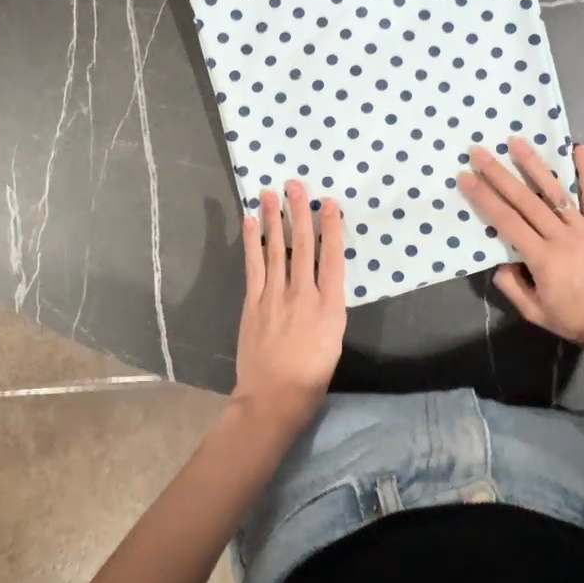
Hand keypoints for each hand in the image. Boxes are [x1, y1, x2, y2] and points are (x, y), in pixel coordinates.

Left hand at [232, 181, 347, 428]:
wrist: (274, 397)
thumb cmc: (312, 376)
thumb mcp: (334, 340)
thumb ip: (329, 307)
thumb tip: (323, 282)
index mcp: (330, 306)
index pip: (333, 257)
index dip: (332, 227)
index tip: (330, 203)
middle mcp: (304, 294)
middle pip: (303, 245)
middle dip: (300, 212)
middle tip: (296, 185)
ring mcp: (276, 296)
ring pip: (276, 249)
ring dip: (273, 219)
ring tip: (271, 193)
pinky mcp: (254, 302)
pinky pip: (253, 265)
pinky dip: (251, 241)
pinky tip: (249, 222)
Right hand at [458, 138, 583, 356]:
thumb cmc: (577, 321)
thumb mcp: (535, 313)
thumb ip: (513, 287)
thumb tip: (498, 263)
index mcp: (542, 259)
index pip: (506, 221)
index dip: (483, 198)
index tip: (465, 177)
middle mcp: (561, 237)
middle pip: (525, 199)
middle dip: (499, 174)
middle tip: (478, 151)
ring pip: (554, 191)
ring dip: (534, 165)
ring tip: (516, 141)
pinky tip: (580, 149)